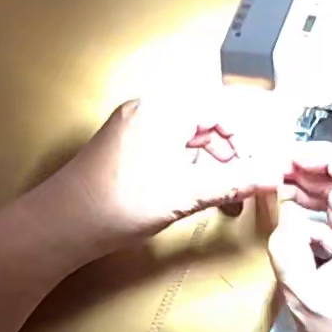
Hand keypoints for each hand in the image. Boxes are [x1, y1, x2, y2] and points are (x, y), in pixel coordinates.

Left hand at [20, 90, 282, 263]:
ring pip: (186, 132)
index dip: (247, 138)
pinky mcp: (124, 144)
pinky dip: (186, 163)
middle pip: (204, 117)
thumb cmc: (116, 205)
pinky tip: (192, 189)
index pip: (222, 108)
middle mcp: (146, 108)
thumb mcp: (184, 194)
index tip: (258, 166)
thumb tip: (270, 176)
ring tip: (220, 191)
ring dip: (209, 159)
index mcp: (162, 109)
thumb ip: (231, 182)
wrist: (62, 223)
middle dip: (229, 150)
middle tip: (243, 180)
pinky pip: (167, 143)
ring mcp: (132, 125)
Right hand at [269, 142, 331, 331]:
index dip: (330, 157)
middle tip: (278, 170)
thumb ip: (288, 247)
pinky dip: (326, 223)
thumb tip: (285, 221)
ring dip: (320, 195)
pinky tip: (297, 226)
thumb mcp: (305, 296)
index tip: (293, 156)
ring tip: (282, 188)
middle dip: (318, 173)